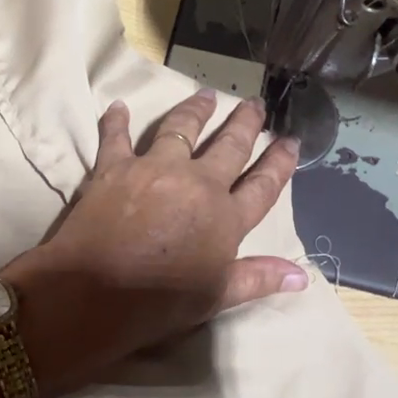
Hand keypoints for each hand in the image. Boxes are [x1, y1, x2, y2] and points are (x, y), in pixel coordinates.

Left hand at [2, 89, 304, 384]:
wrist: (94, 292)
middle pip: (229, 145)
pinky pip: (117, 136)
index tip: (291, 140)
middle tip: (255, 102)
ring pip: (182, 127)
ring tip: (206, 95)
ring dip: (196, 110)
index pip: (263, 184)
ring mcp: (155, 169)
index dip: (280, 162)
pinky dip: (116, 120)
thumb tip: (302, 276)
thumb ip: (257, 279)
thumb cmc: (159, 303)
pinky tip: (118, 106)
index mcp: (227, 218)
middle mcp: (198, 183)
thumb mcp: (215, 298)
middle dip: (245, 122)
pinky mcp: (114, 167)